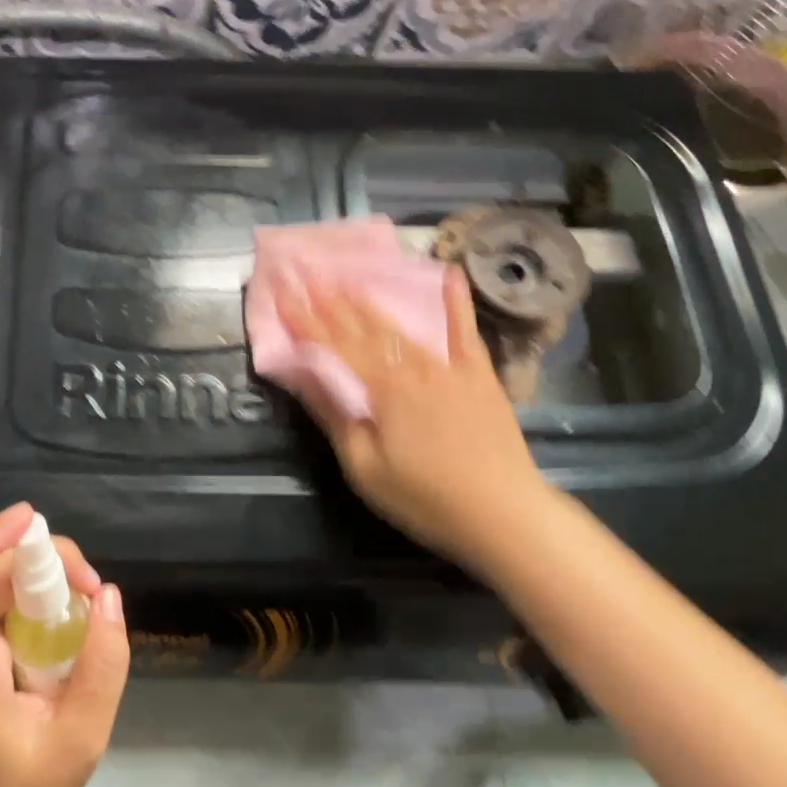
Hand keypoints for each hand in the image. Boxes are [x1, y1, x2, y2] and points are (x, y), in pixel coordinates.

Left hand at [0, 502, 129, 786]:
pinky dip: (39, 596)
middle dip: (37, 558)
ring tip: (89, 594)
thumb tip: (109, 596)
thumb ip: (102, 667)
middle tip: (91, 580)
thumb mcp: (83, 736)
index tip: (27, 518)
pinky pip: (5, 604)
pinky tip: (71, 611)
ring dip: (42, 575)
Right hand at [277, 265, 551, 565]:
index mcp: (382, 389)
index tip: (282, 292)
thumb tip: (300, 374)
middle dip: (331, 299)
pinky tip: (447, 273)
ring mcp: (450, 366)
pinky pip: (464, 329)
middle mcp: (414, 367)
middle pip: (365, 326)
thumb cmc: (424, 498)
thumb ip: (333, 416)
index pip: (333, 344)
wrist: (503, 514)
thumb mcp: (364, 468)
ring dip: (373, 297)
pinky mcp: (479, 373)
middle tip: (307, 272)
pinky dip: (455, 300)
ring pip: (404, 323)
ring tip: (348, 275)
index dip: (305, 318)